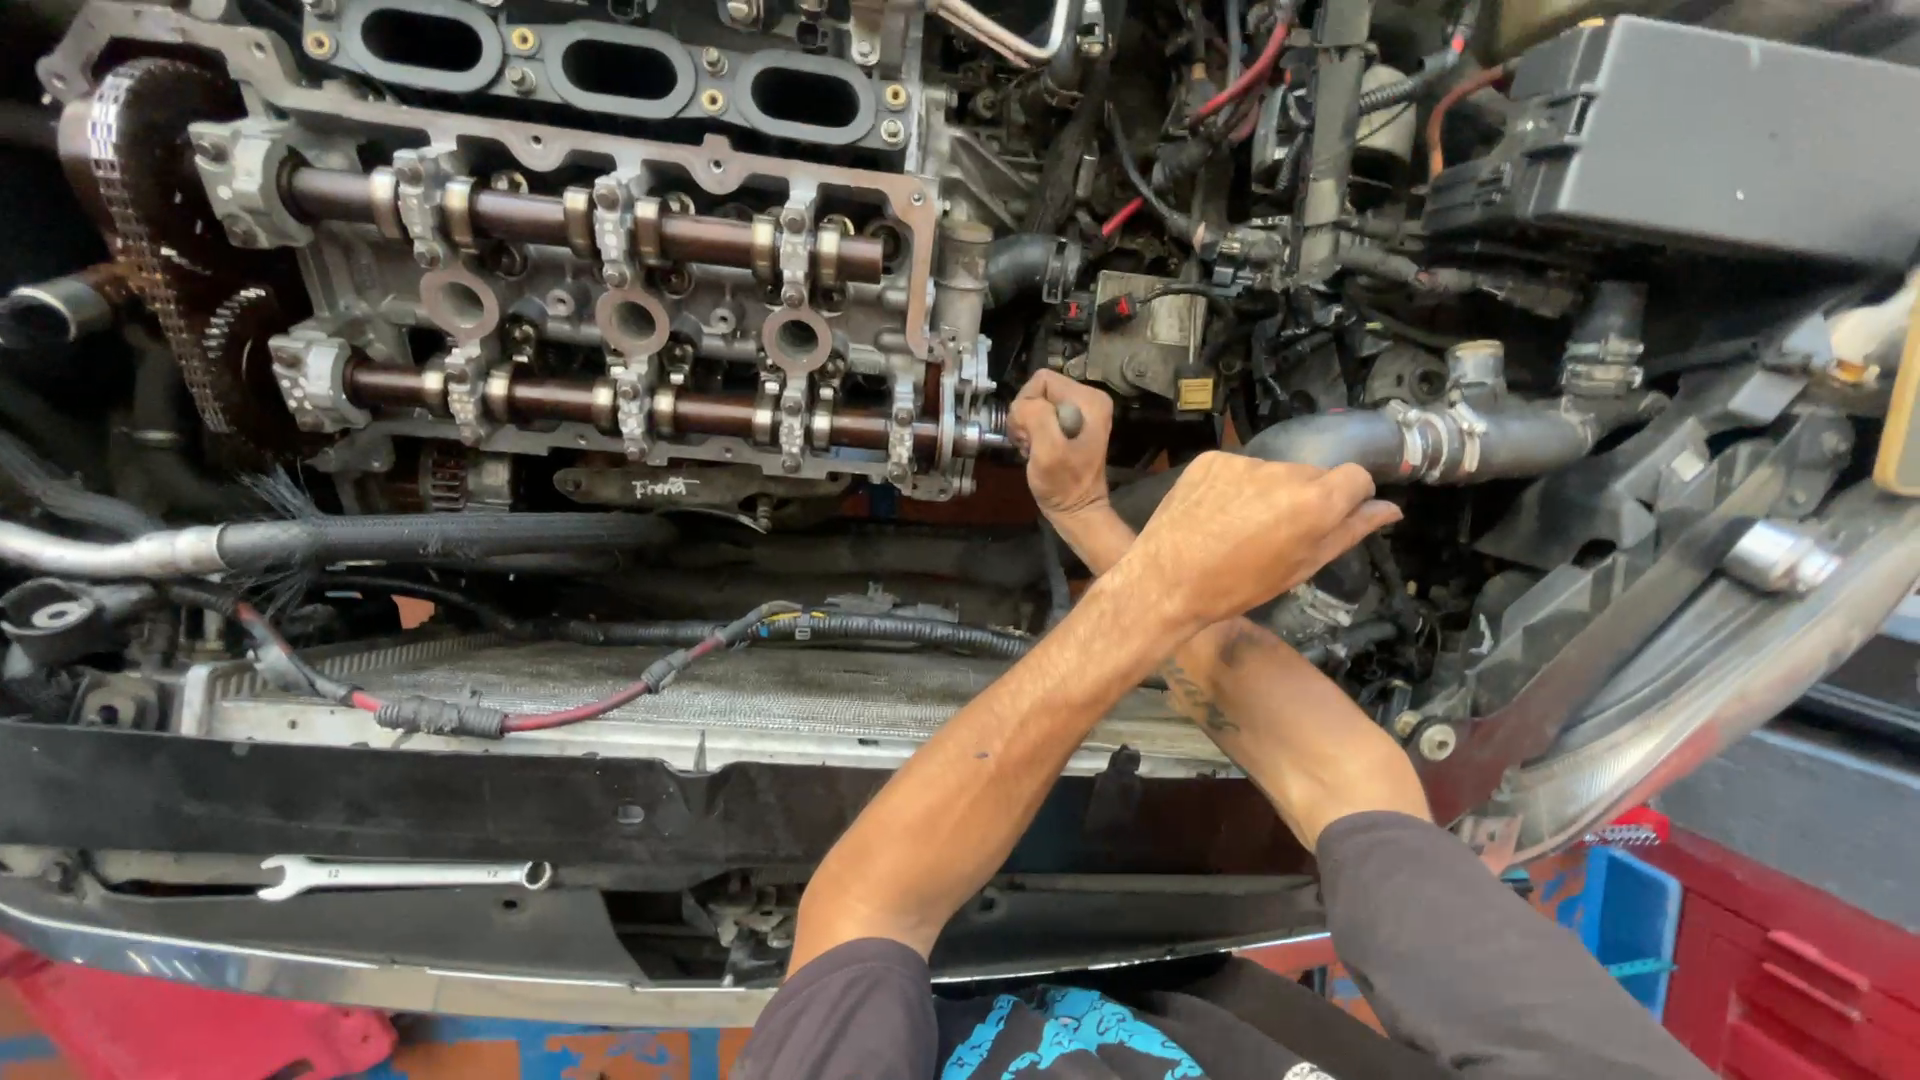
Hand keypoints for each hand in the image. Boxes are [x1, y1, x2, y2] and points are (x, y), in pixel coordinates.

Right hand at [1008, 371, 1114, 522]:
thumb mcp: (1048, 451)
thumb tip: (1024, 405)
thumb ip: (1036, 418)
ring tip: (1034, 449)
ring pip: (1037, 403)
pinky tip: (1038, 449)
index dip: (1027, 405)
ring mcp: (1082, 412)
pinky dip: (1033, 432)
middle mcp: (1089, 400)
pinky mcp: (1073, 424)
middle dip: (1026, 417)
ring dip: (1028, 426)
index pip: (1042, 380)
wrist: (1077, 511)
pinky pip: (1042, 415)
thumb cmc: (1063, 485)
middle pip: (1039, 390)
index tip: (1029, 434)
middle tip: (1031, 444)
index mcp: (1089, 400)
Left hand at [1107, 452, 1401, 631]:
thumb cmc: (1237, 586)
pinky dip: (1233, 486)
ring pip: (1272, 472)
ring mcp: (1243, 462)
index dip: (1348, 498)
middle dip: (1303, 498)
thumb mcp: (1300, 568)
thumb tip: (1390, 509)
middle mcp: (1283, 472)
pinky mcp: (1210, 459)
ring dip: (1266, 492)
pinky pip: (1236, 468)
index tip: (1329, 519)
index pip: (1356, 476)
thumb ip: (1348, 532)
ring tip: (1239, 527)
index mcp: (1314, 501)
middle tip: (1275, 533)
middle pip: (1311, 475)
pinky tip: (1215, 514)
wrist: (1165, 581)